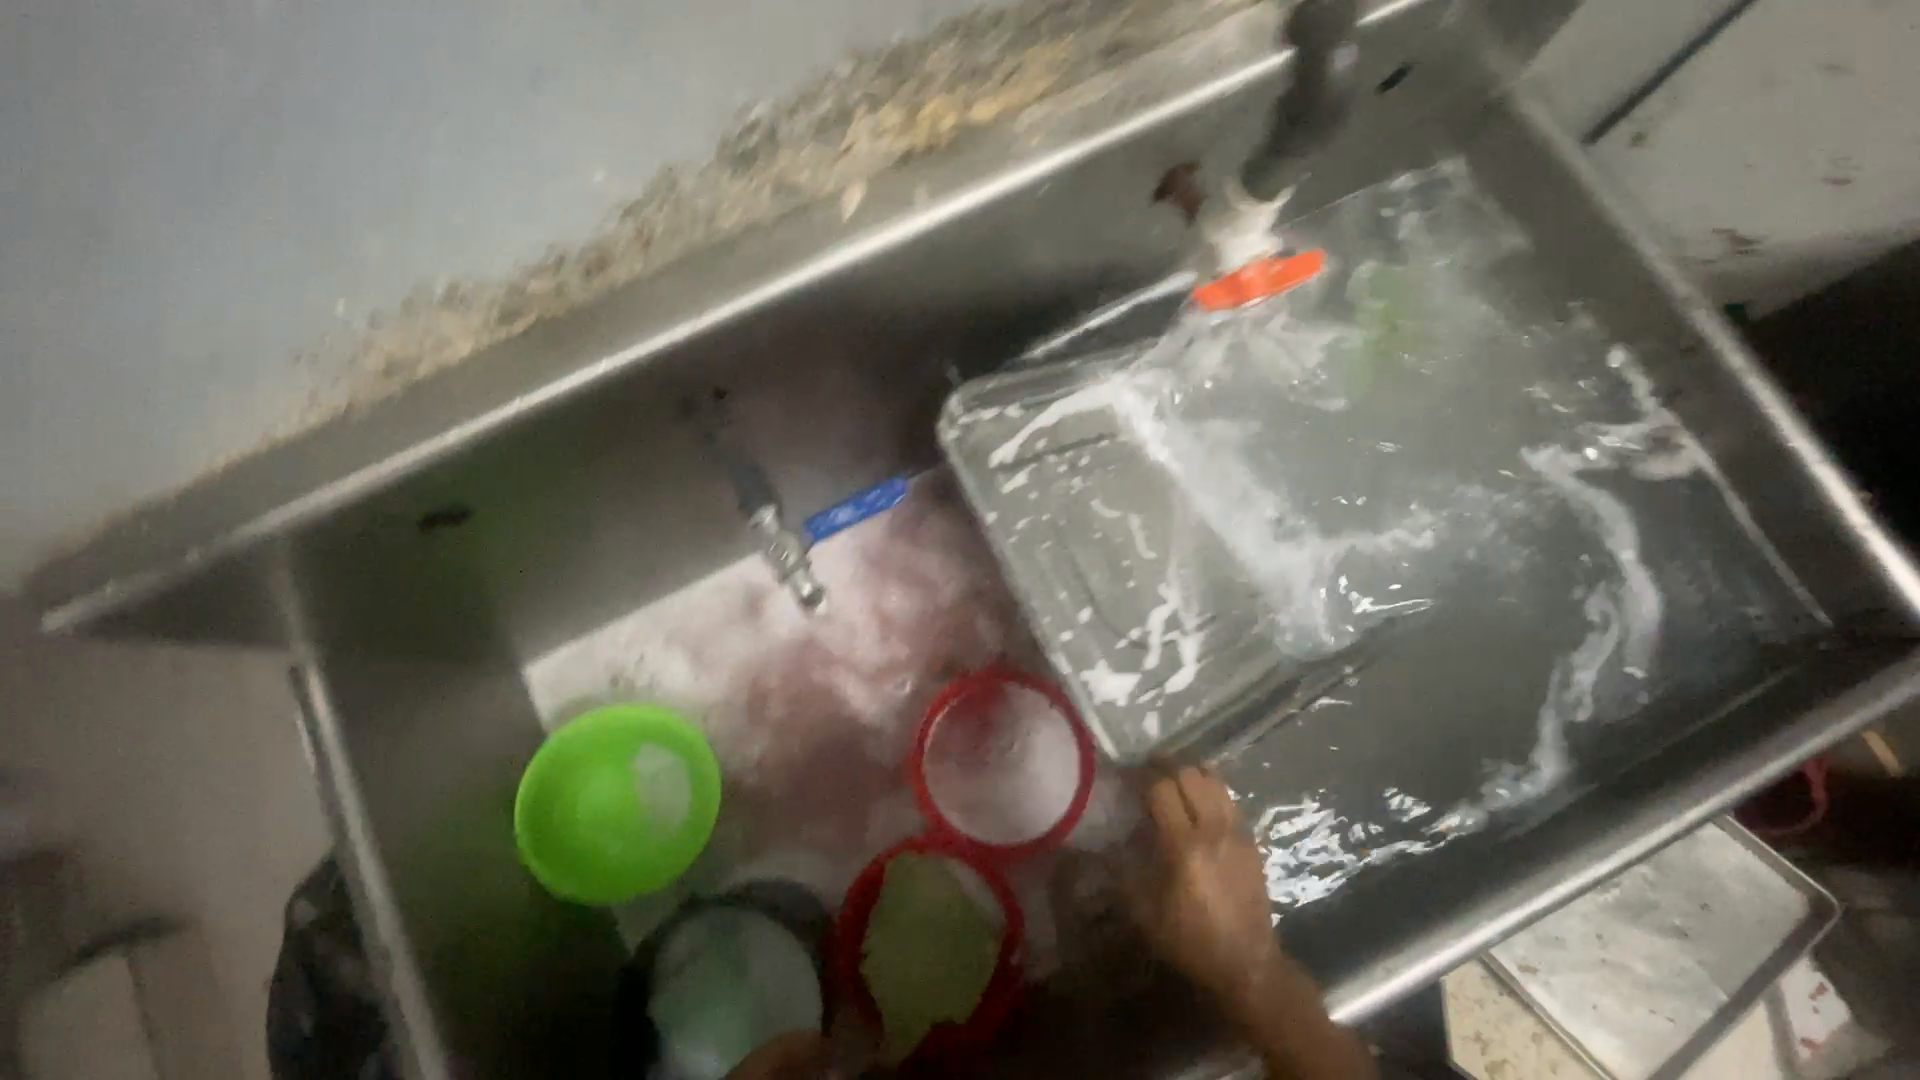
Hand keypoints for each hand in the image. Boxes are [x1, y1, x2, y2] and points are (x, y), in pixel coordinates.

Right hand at [1127, 766, 1281, 1013]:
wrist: (1247, 962)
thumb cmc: (1190, 939)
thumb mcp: (1144, 911)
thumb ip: (1126, 868)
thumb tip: (1113, 839)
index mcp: (1184, 846)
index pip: (1162, 788)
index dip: (1141, 777)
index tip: (1126, 777)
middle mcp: (1214, 829)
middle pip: (1190, 774)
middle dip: (1165, 768)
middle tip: (1147, 773)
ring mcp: (1237, 831)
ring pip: (1214, 779)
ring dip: (1191, 773)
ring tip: (1173, 781)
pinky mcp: (1252, 839)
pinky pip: (1229, 797)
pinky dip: (1211, 789)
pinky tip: (1198, 802)